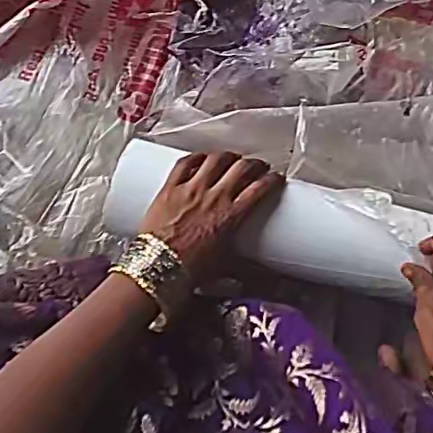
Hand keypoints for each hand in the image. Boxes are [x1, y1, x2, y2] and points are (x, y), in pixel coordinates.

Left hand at [138, 151, 281, 279]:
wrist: (156, 269)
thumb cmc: (189, 270)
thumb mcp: (225, 266)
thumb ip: (246, 266)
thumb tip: (263, 276)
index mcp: (231, 216)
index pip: (259, 188)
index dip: (272, 179)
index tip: (275, 178)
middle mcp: (214, 198)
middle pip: (242, 168)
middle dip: (254, 164)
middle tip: (258, 166)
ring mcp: (191, 190)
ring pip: (216, 160)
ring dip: (229, 156)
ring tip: (233, 158)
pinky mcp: (170, 188)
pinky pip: (185, 163)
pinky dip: (197, 156)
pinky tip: (202, 157)